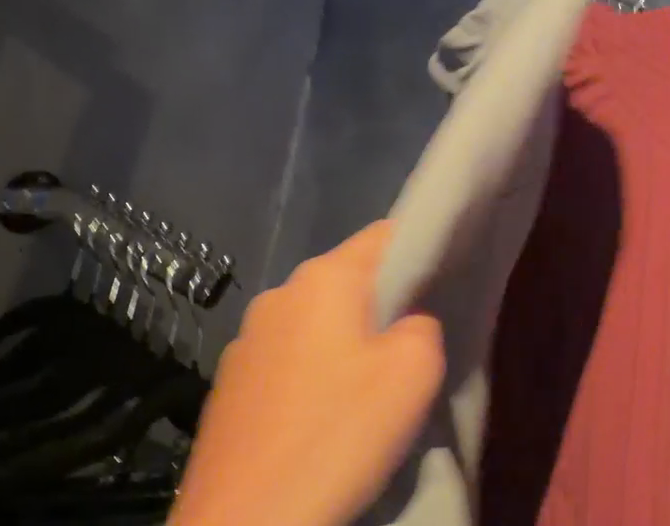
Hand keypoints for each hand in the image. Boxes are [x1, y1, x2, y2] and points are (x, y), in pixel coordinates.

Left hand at [171, 220, 443, 525]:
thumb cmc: (335, 437)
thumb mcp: (414, 372)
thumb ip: (425, 326)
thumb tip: (407, 324)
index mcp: (323, 276)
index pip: (388, 233)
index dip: (424, 251)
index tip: (443, 288)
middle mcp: (279, 293)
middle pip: (351, 280)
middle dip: (384, 306)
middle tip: (408, 354)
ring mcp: (245, 341)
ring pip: (318, 323)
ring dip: (344, 345)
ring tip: (363, 397)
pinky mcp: (226, 388)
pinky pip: (288, 362)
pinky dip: (311, 379)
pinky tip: (320, 424)